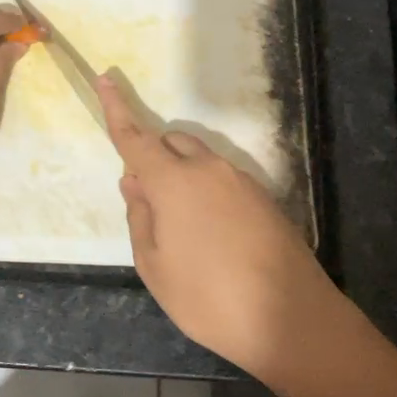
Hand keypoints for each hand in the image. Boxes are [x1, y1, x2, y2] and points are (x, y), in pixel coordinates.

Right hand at [96, 75, 338, 378]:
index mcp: (174, 182)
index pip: (137, 137)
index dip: (117, 109)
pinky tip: (211, 235)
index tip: (106, 79)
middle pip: (171, 143)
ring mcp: (242, 181)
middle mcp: (209, 169)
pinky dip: (205, 190)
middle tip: (146, 201)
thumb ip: (140, 217)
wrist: (290, 318)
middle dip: (153, 156)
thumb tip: (134, 181)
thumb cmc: (209, 298)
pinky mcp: (264, 197)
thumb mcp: (155, 267)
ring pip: (200, 160)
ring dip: (181, 176)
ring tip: (181, 228)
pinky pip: (222, 179)